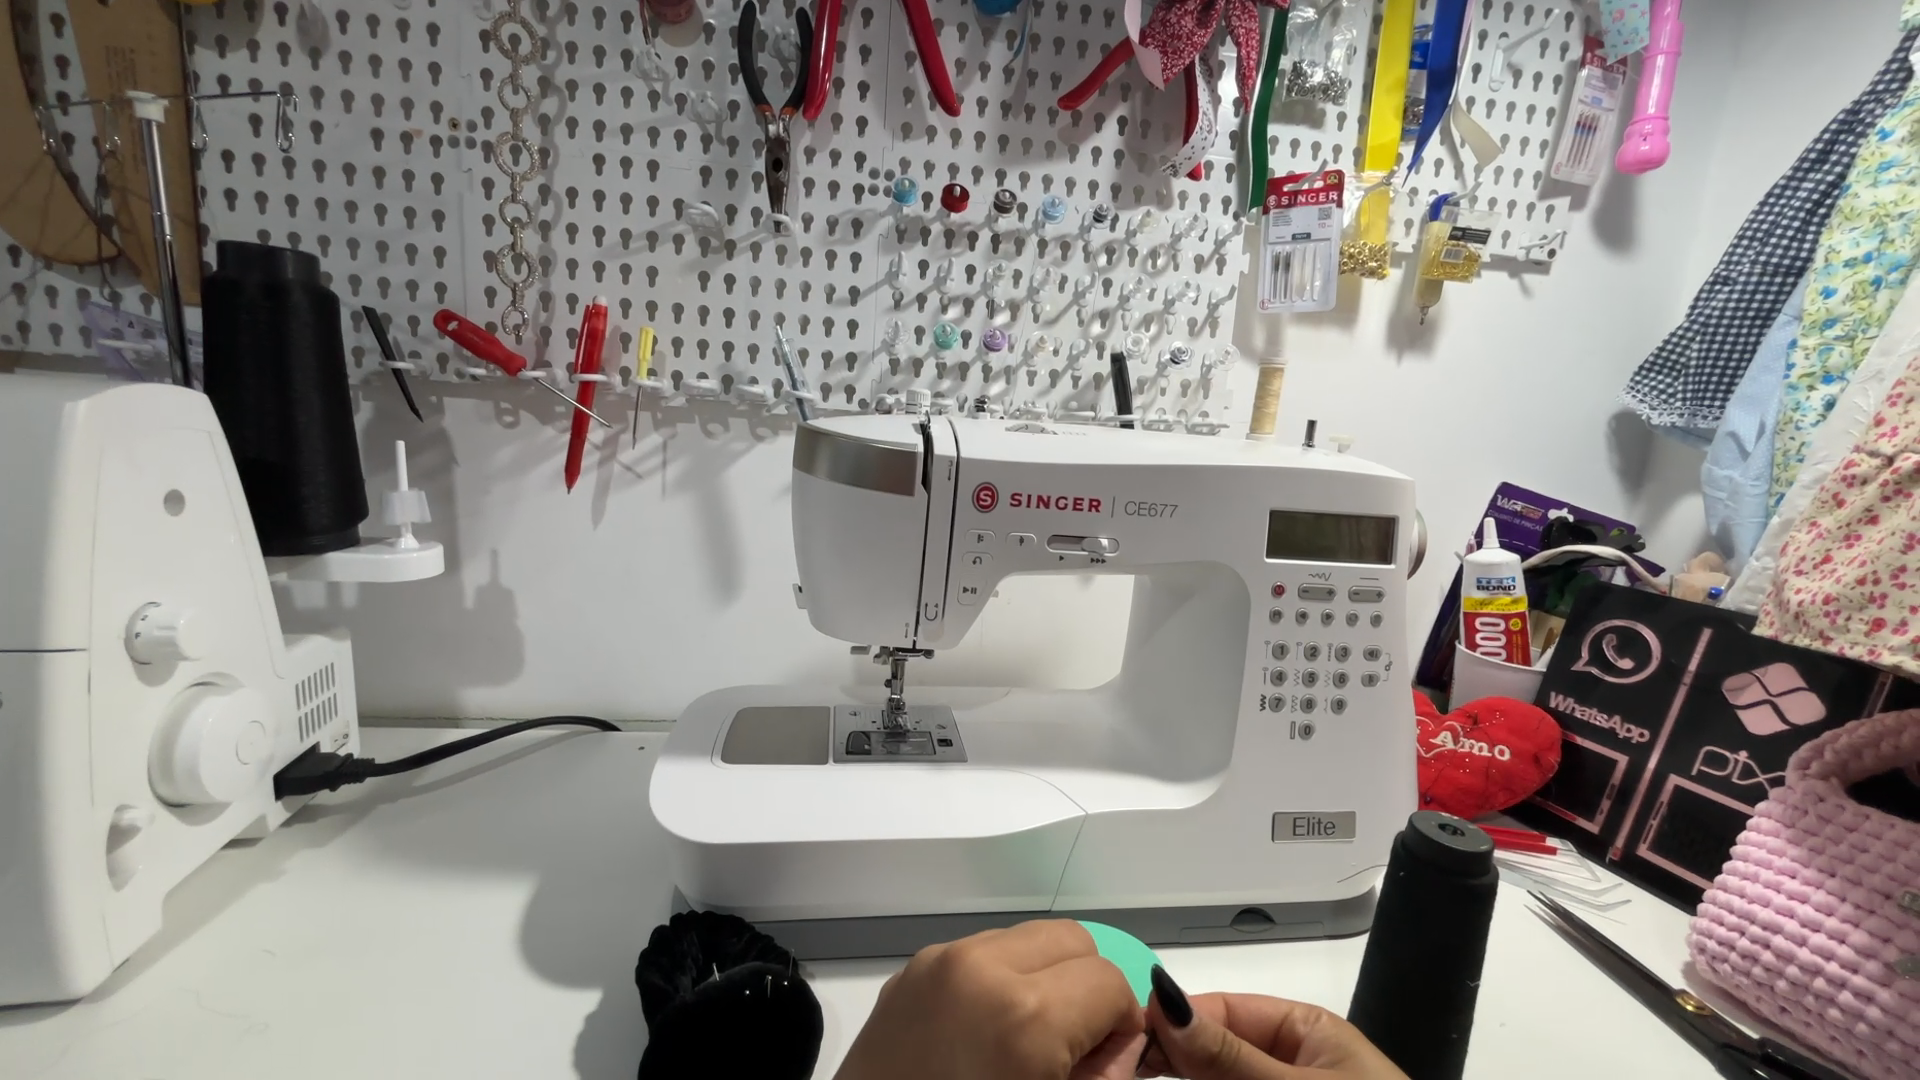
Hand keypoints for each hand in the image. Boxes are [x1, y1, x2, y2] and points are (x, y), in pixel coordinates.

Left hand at [833, 920, 1147, 1079]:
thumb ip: (1106, 1073)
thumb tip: (1124, 1036)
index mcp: (1024, 1016)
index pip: (1109, 980)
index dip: (1120, 1022)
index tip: (1106, 1057)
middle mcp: (982, 967)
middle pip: (1071, 937)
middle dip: (1084, 984)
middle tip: (1071, 1042)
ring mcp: (942, 959)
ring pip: (1026, 935)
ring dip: (1041, 975)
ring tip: (1021, 1033)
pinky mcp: (915, 964)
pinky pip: (981, 948)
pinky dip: (998, 977)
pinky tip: (981, 1028)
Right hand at [1139, 966, 1408, 1079]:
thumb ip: (1230, 1055)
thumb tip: (1161, 996)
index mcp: (1304, 1028)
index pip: (1223, 1009)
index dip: (1175, 1021)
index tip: (1131, 1040)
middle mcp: (1290, 1060)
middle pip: (1215, 1052)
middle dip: (1175, 1060)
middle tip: (1129, 1069)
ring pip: (1217, 1079)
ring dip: (1184, 1077)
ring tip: (1142, 1076)